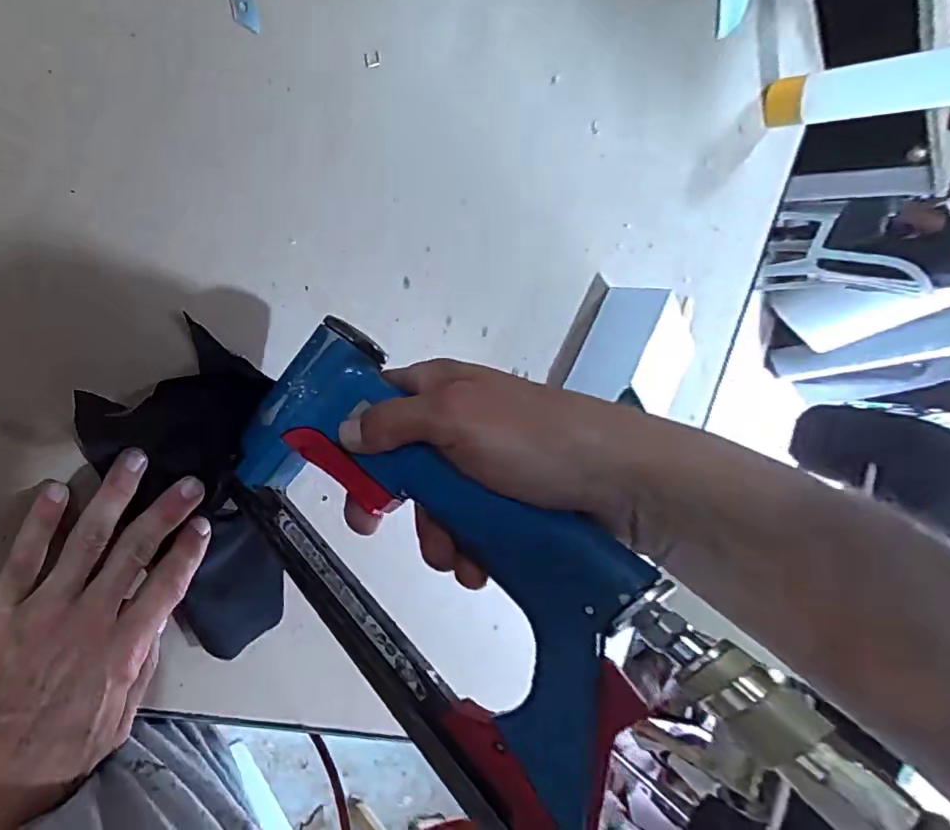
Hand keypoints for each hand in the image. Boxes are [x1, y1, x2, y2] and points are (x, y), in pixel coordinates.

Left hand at [0, 449, 210, 822]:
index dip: (186, 552)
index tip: (200, 523)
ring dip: (114, 496)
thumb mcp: (117, 722)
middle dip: (164, 511)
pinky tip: (58, 489)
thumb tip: (158, 619)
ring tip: (133, 462)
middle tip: (187, 483)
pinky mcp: (1, 605)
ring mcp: (44, 607)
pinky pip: (25, 554)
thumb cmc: (54, 751)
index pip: (165, 587)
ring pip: (87, 539)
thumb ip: (140, 667)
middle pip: (134, 551)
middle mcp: (89, 618)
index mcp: (121, 649)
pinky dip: (42, 520)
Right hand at [336, 359, 679, 588]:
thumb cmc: (534, 437)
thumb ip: (393, 422)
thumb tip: (346, 428)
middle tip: (369, 525)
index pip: (375, 400)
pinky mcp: (502, 498)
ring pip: (430, 501)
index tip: (331, 464)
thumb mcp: (454, 417)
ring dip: (434, 533)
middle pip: (395, 458)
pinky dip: (464, 547)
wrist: (618, 481)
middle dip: (388, 497)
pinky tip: (477, 562)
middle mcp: (453, 420)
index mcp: (437, 386)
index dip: (350, 429)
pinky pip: (464, 525)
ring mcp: (479, 462)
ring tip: (454, 554)